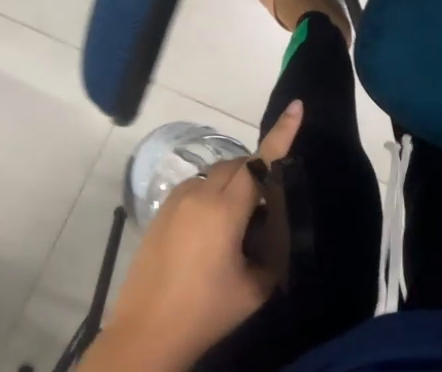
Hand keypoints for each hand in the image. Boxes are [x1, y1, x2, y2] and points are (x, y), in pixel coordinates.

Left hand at [84, 101, 304, 371]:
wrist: (144, 336)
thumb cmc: (204, 312)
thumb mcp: (253, 288)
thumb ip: (273, 253)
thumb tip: (277, 233)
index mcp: (224, 210)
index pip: (260, 161)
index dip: (281, 134)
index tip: (297, 106)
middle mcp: (199, 194)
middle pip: (238, 165)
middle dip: (258, 171)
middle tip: (271, 204)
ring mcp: (176, 201)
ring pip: (215, 174)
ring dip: (234, 182)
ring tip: (242, 220)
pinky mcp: (161, 213)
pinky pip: (195, 188)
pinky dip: (213, 194)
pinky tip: (214, 229)